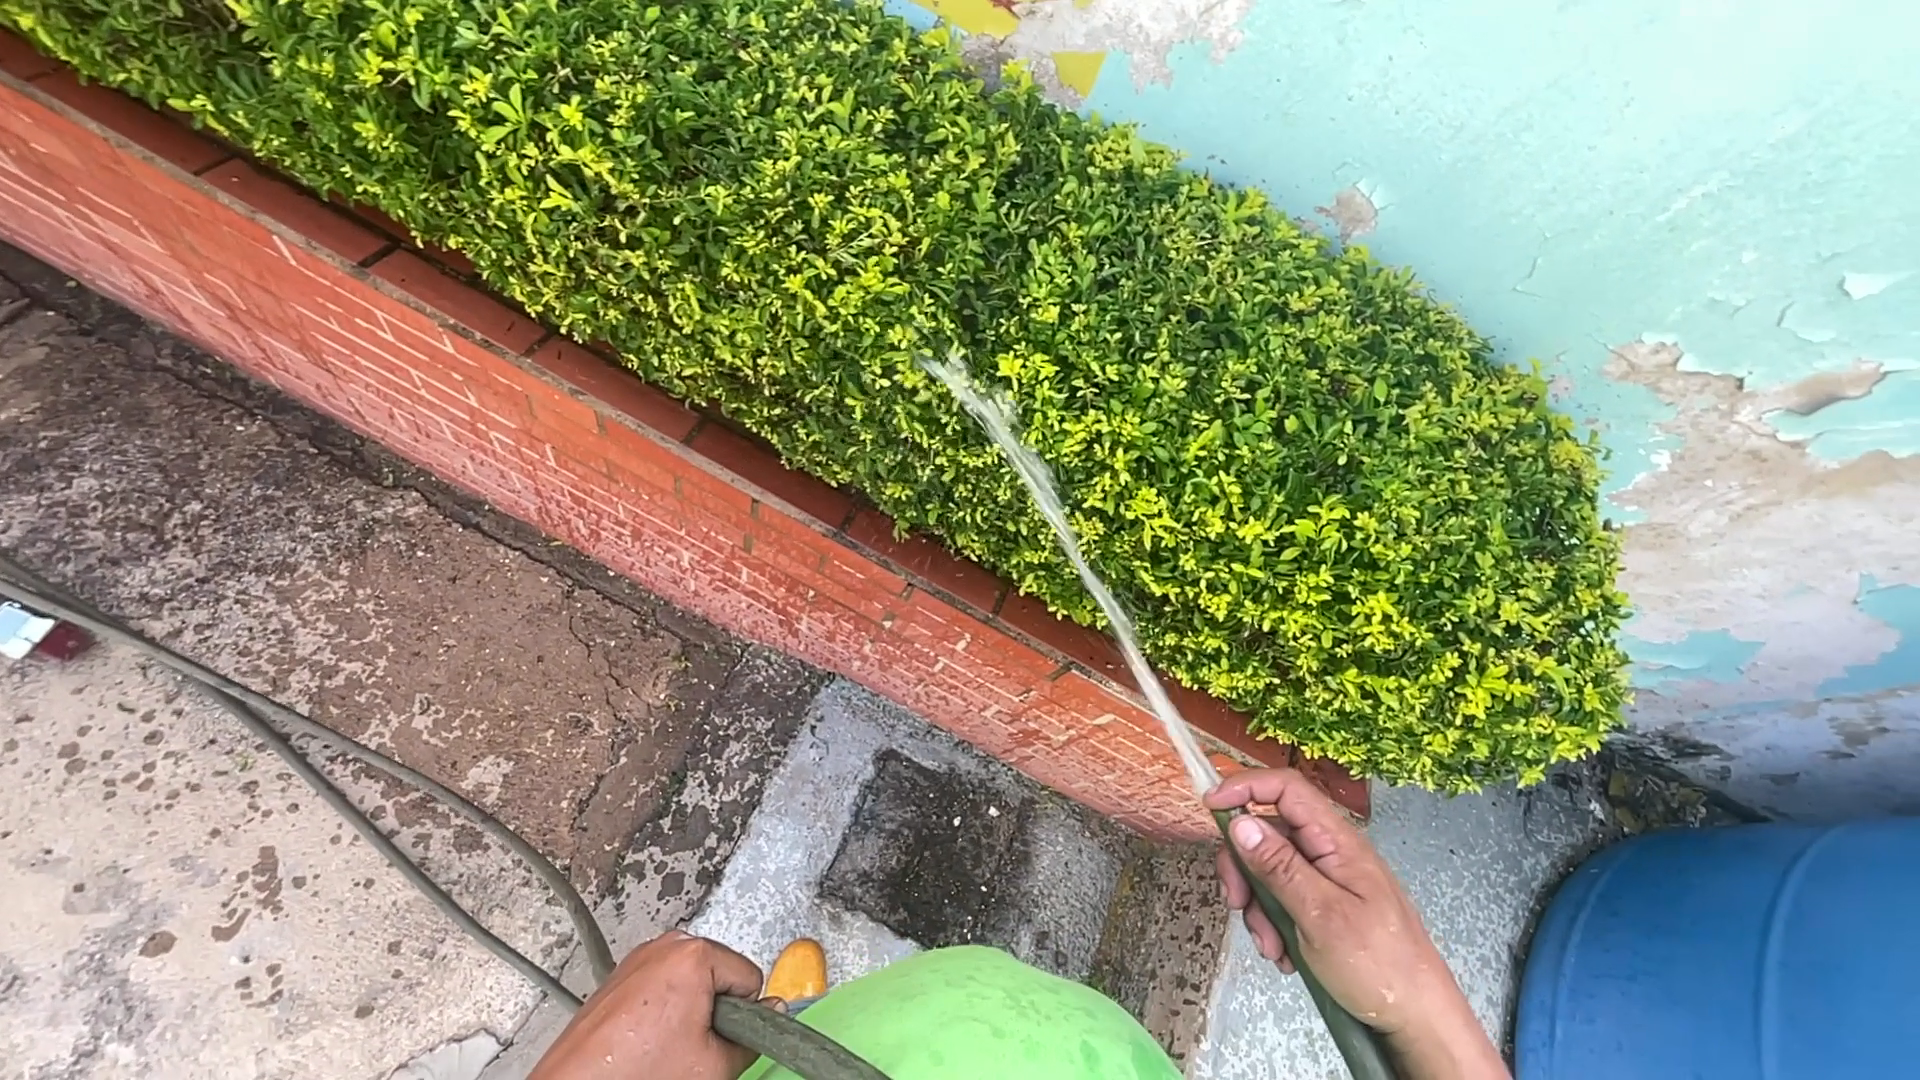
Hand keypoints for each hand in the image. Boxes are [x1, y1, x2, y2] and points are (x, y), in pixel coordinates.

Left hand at [529, 931, 765, 1079]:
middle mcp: (666, 945)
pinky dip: (661, 1013)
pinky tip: (643, 1044)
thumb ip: (753, 1039)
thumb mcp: (714, 1067)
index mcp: (694, 954)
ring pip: (690, 982)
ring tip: (661, 1048)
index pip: (749, 977)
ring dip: (687, 1012)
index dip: (742, 1016)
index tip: (719, 1039)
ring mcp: (638, 959)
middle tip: (688, 1047)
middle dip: (712, 1011)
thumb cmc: (632, 1079)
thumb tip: (772, 1013)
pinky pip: (661, 987)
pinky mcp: (619, 977)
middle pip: (719, 975)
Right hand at [1206, 769, 1506, 1079]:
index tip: (1210, 805)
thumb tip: (1240, 822)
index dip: (1245, 786)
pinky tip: (1284, 953)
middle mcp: (1330, 852)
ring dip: (1258, 906)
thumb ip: (1279, 867)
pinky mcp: (1324, 906)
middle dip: (1244, 866)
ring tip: (1271, 947)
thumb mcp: (1321, 916)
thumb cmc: (1379, 967)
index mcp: (1337, 842)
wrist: (1422, 1024)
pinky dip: (1272, 923)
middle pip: (1268, 832)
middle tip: (1236, 903)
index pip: (1286, 789)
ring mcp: (1328, 880)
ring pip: (1270, 870)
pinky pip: (1282, 899)